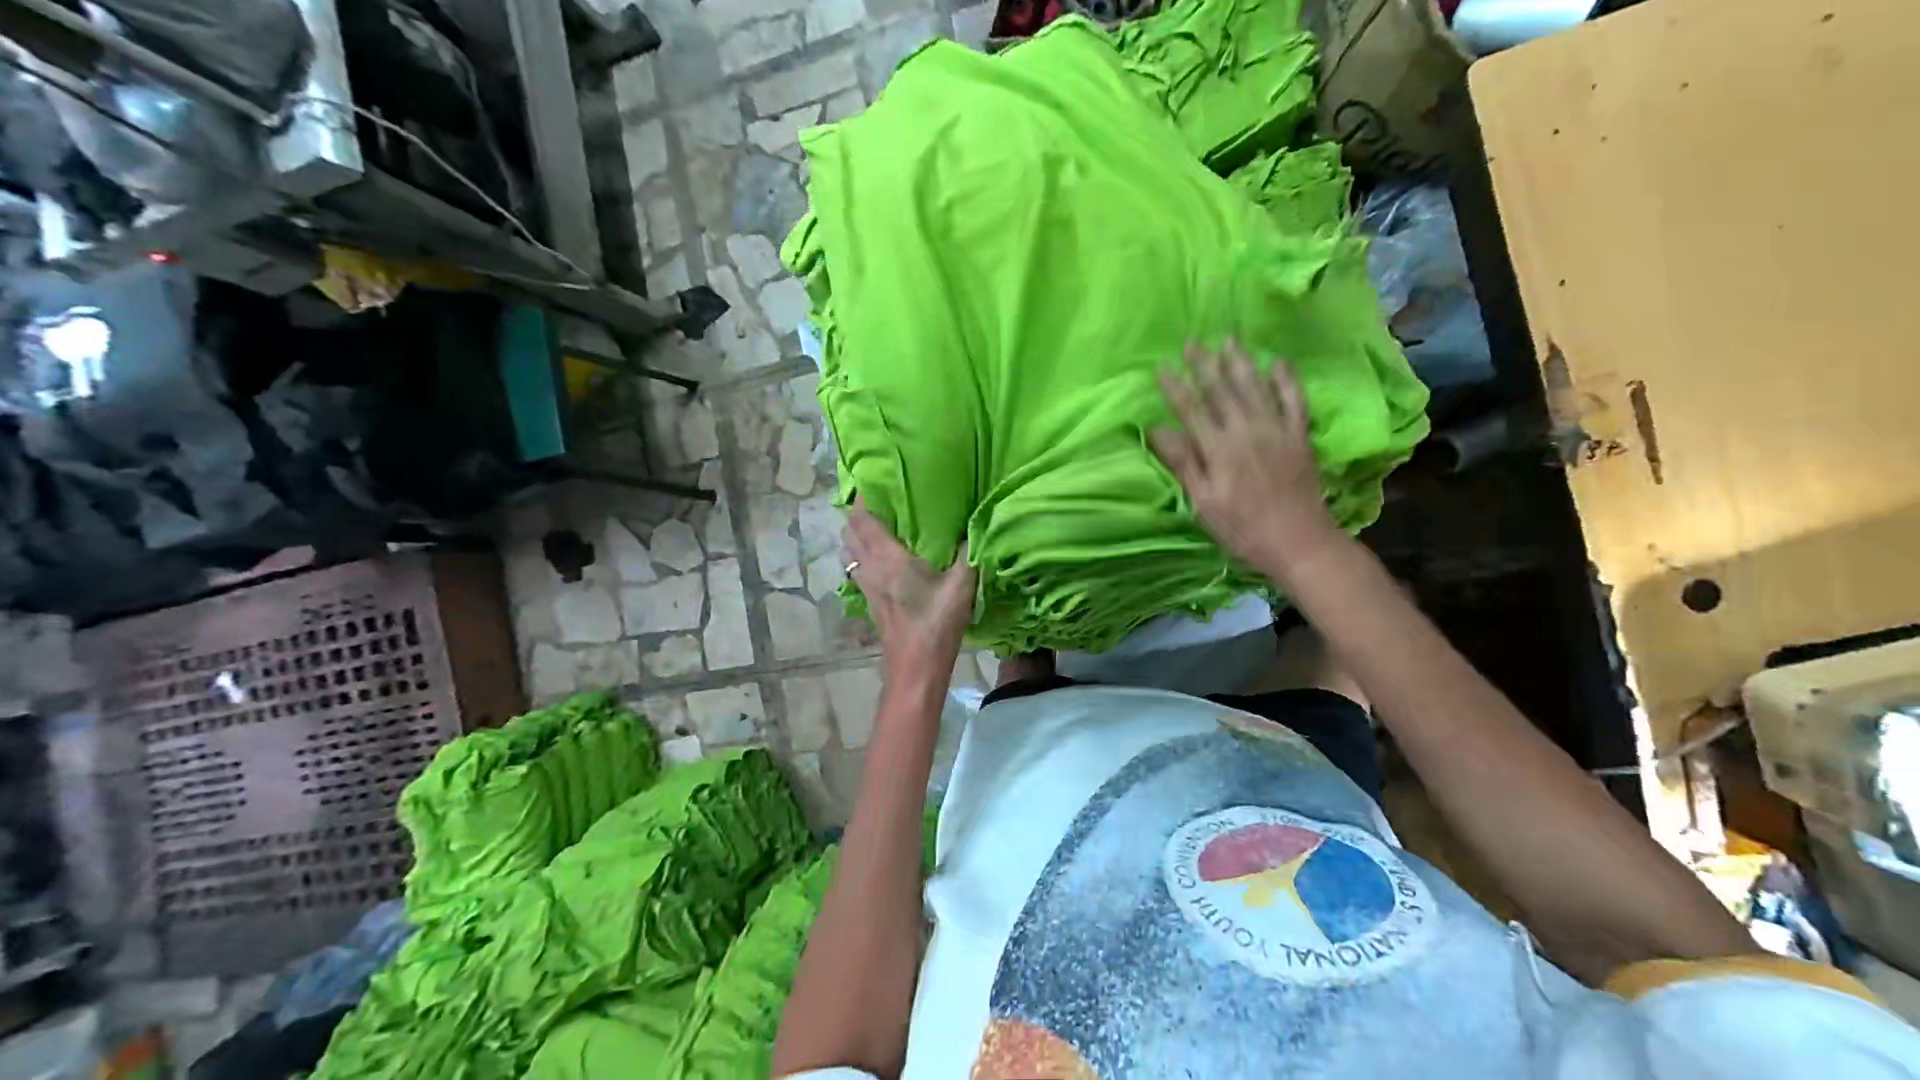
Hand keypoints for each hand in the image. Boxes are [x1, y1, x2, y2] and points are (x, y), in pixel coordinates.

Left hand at [844, 498, 975, 685]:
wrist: (916, 668)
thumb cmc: (936, 623)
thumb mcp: (962, 584)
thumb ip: (970, 551)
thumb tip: (979, 523)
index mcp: (886, 557)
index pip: (861, 518)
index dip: (862, 497)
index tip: (875, 480)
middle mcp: (869, 568)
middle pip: (849, 533)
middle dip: (858, 514)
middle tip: (880, 501)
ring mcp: (866, 587)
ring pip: (851, 553)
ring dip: (858, 537)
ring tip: (880, 526)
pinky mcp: (870, 603)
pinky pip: (859, 570)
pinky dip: (864, 557)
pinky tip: (885, 560)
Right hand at [1152, 340, 1339, 575]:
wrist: (1298, 542)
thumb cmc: (1241, 528)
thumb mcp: (1203, 502)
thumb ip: (1184, 462)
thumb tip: (1157, 429)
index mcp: (1220, 449)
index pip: (1192, 409)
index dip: (1175, 387)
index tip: (1161, 366)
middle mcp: (1248, 431)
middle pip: (1222, 390)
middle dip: (1205, 364)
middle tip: (1192, 341)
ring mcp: (1277, 430)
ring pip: (1255, 387)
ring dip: (1240, 362)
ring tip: (1228, 340)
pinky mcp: (1299, 436)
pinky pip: (1294, 400)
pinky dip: (1286, 380)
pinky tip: (1277, 363)